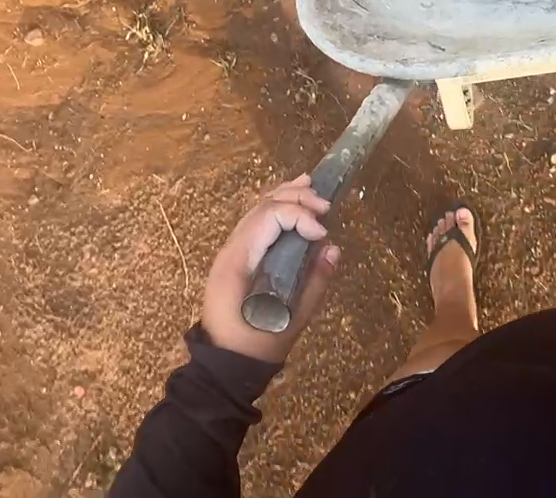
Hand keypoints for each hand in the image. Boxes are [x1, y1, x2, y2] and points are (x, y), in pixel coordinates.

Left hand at [199, 174, 341, 362]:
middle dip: (296, 199)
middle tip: (326, 206)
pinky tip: (296, 199)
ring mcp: (233, 250)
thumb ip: (313, 283)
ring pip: (259, 208)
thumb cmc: (255, 347)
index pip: (268, 217)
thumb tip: (333, 249)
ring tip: (313, 188)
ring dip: (287, 196)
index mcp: (238, 261)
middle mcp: (231, 249)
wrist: (222, 368)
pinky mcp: (239, 256)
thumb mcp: (290, 320)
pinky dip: (279, 207)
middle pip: (263, 206)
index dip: (298, 216)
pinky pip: (259, 221)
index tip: (322, 233)